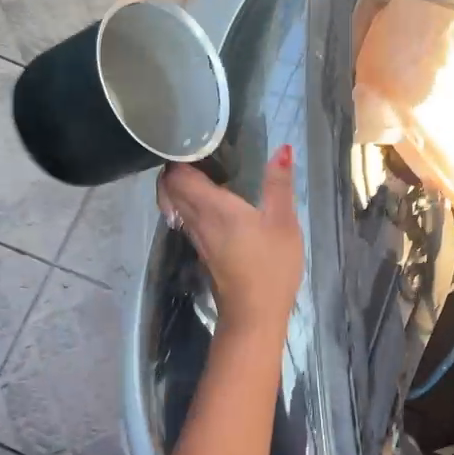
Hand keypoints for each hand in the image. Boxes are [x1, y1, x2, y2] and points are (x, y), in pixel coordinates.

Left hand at [158, 145, 303, 337]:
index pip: (177, 175)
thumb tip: (282, 148)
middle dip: (176, 168)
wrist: (254, 315)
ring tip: (204, 172)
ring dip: (180, 187)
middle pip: (169, 188)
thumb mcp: (284, 222)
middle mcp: (196, 220)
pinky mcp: (202, 251)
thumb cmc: (270, 266)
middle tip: (198, 152)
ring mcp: (196, 237)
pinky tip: (211, 202)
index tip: (194, 140)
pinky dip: (188, 204)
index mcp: (212, 207)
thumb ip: (279, 184)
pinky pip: (185, 218)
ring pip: (174, 204)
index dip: (179, 155)